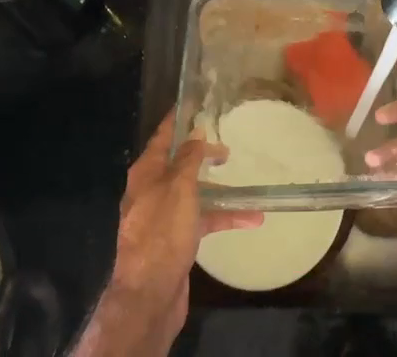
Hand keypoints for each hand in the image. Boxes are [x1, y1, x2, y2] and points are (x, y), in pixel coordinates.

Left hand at [105, 114, 263, 337]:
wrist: (149, 294)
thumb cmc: (162, 233)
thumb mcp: (178, 188)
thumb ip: (188, 159)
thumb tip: (195, 135)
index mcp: (146, 173)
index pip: (162, 137)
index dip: (179, 119)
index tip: (196, 103)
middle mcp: (151, 191)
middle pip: (180, 165)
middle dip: (203, 156)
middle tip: (229, 149)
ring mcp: (163, 218)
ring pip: (194, 194)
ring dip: (220, 191)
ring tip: (248, 186)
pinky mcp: (176, 241)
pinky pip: (202, 220)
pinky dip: (223, 218)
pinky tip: (251, 220)